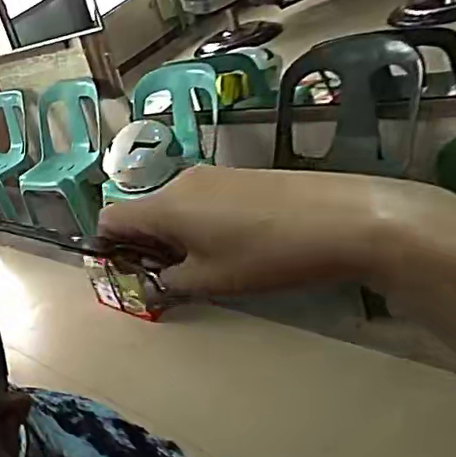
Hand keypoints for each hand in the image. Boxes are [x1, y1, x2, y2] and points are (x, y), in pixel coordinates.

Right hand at [98, 165, 455, 295]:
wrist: (346, 217)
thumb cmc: (267, 254)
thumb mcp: (211, 281)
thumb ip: (169, 282)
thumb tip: (157, 279)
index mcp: (163, 205)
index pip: (109, 218)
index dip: (109, 247)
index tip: (131, 272)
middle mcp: (179, 182)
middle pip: (141, 211)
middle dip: (146, 244)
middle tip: (175, 274)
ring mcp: (211, 174)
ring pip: (172, 206)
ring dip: (176, 235)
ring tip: (213, 262)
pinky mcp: (238, 175)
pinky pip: (199, 199)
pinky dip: (201, 222)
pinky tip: (238, 242)